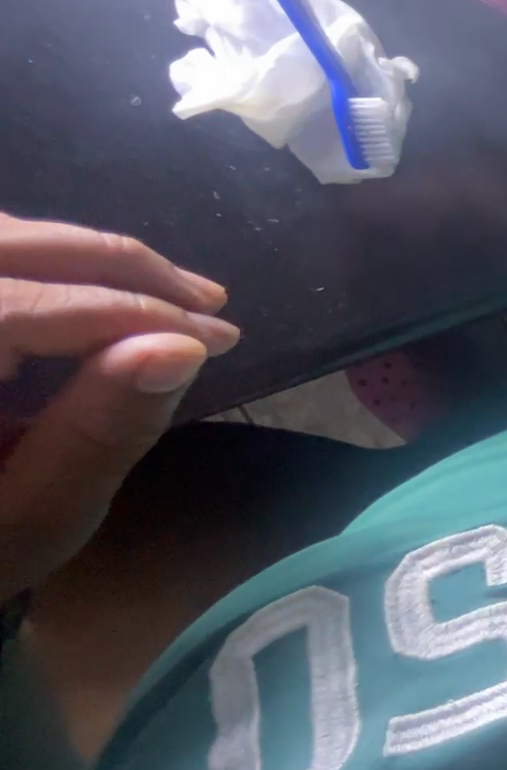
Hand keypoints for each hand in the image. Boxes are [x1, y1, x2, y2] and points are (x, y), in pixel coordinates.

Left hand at [0, 215, 239, 599]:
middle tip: (207, 299)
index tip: (222, 337)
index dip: (133, 314)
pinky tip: (95, 283)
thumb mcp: (32, 516)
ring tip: (167, 289)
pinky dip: (36, 256)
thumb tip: (184, 348)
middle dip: (111, 264)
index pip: (19, 307)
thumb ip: (98, 432)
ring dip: (78, 253)